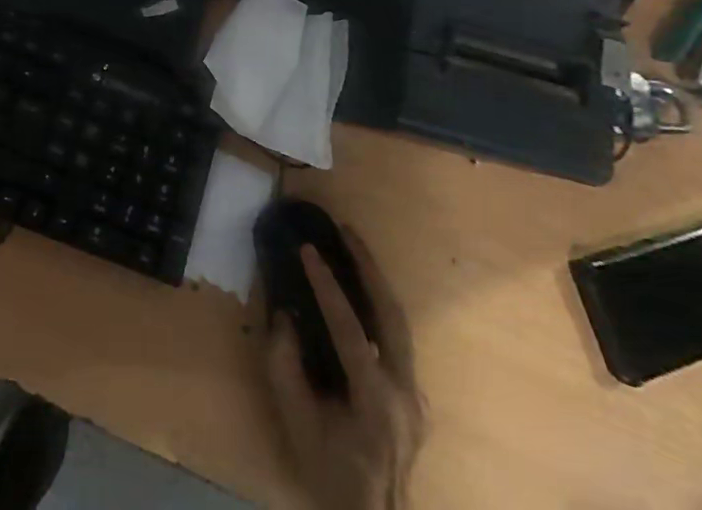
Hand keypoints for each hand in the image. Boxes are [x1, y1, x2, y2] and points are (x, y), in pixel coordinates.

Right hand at [264, 229, 423, 509]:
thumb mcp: (295, 422)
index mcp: (375, 399)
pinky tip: (360, 295)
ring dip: (376, 283)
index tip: (309, 250)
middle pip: (392, 315)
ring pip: (401, 323)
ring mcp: (417, 392)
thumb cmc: (328, 471)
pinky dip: (378, 308)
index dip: (328, 287)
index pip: (351, 330)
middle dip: (369, 268)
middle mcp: (405, 390)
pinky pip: (398, 340)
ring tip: (354, 248)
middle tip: (346, 231)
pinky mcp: (416, 395)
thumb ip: (284, 368)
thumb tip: (284, 316)